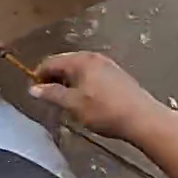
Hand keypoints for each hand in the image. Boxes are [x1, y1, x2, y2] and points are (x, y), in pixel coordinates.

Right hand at [31, 51, 174, 140]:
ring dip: (68, 83)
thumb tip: (33, 89)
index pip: (50, 62)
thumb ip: (52, 94)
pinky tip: (86, 101)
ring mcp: (107, 65)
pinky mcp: (117, 76)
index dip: (39, 76)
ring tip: (67, 102)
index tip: (36, 93)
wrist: (144, 120)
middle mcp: (93, 57)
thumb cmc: (105, 111)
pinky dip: (82, 85)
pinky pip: (91, 75)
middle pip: (64, 64)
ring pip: (78, 70)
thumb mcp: (73, 105)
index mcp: (80, 60)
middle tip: (50, 99)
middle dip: (54, 79)